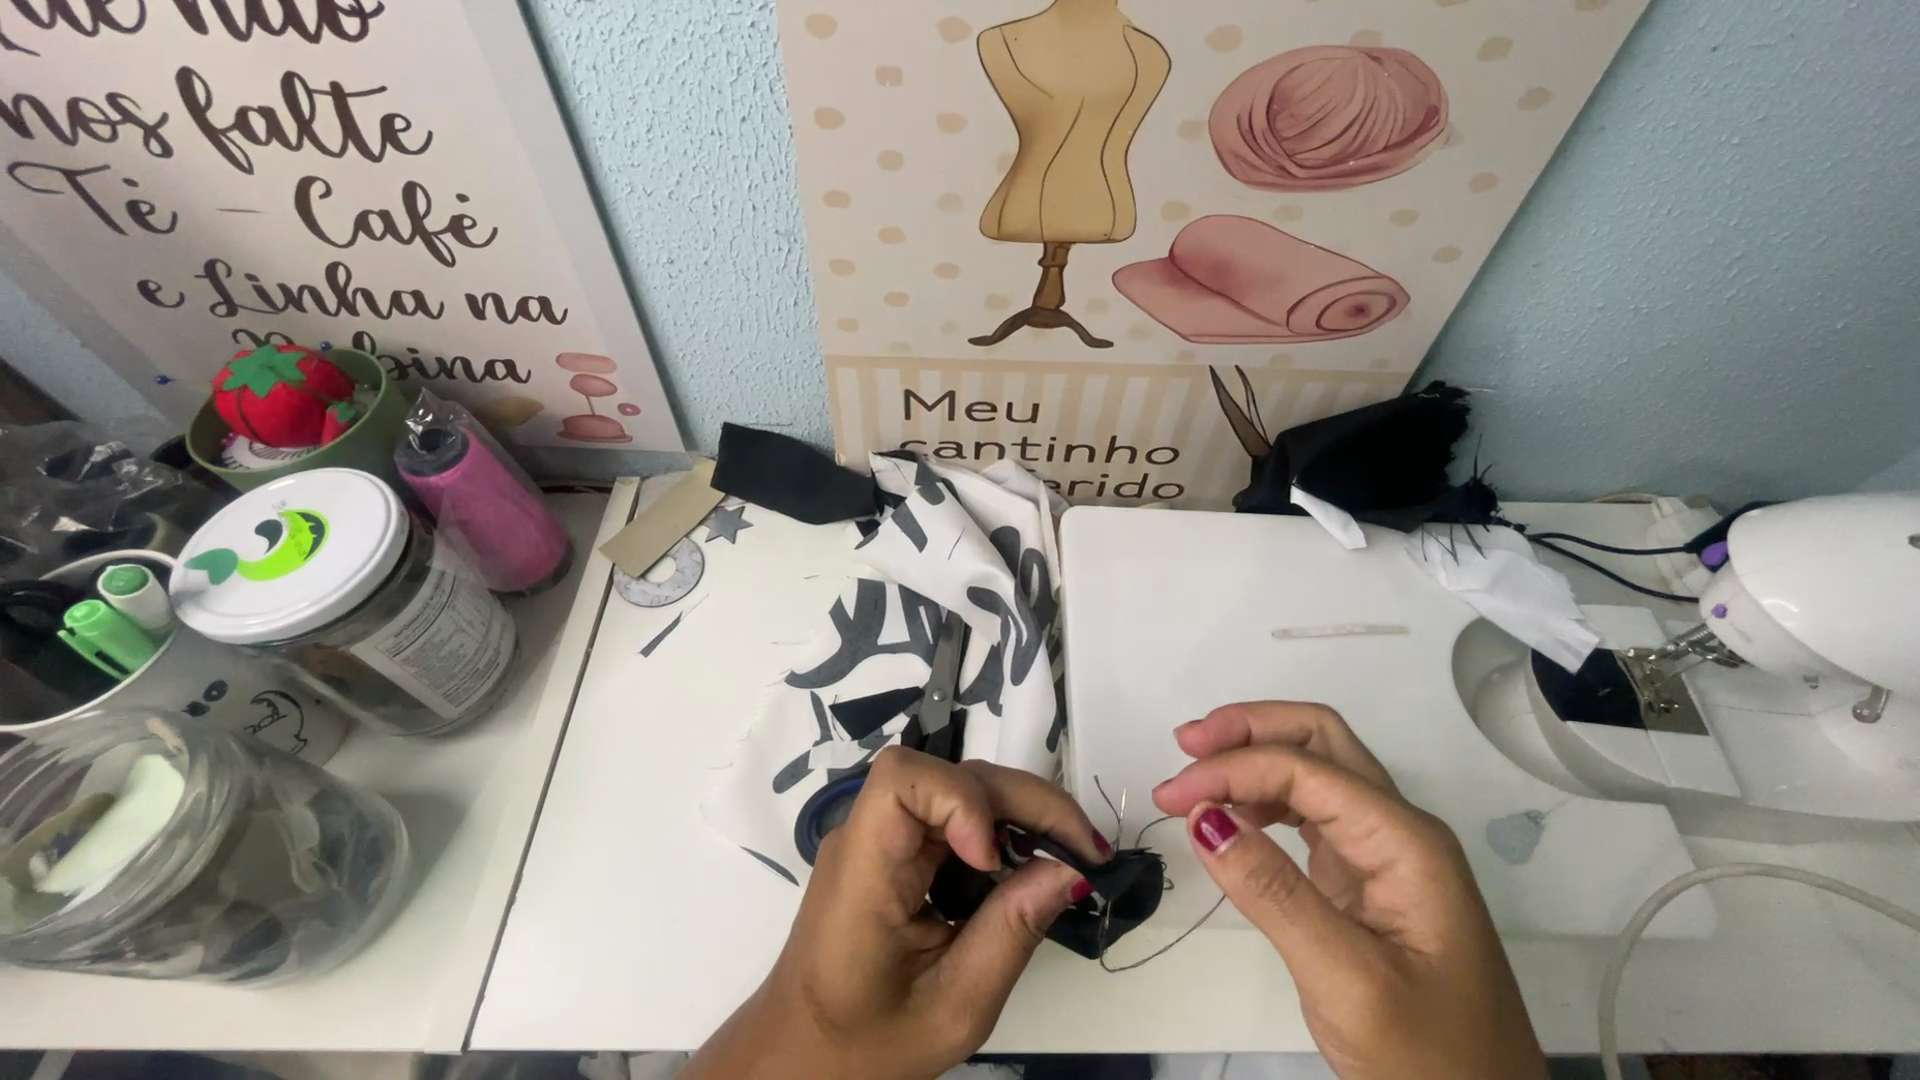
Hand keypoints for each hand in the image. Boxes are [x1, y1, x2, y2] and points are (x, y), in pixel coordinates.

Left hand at [686, 747, 1107, 1079]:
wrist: (805, 1055)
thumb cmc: (867, 1045)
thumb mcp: (954, 1009)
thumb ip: (1010, 933)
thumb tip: (1070, 869)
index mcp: (864, 872)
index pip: (902, 779)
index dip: (959, 798)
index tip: (992, 859)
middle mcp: (868, 836)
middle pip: (949, 776)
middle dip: (1023, 802)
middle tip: (1085, 850)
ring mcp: (882, 837)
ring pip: (960, 788)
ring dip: (1020, 813)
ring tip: (1068, 857)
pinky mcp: (898, 849)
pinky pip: (955, 816)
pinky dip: (1001, 832)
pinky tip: (1028, 868)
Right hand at [1153, 702, 1546, 1079]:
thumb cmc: (1429, 1059)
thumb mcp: (1348, 982)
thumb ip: (1273, 894)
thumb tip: (1203, 817)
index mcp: (1405, 842)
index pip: (1305, 768)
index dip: (1233, 768)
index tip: (1172, 798)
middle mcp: (1397, 830)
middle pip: (1320, 739)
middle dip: (1249, 729)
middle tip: (1185, 745)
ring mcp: (1381, 852)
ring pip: (1314, 767)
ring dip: (1252, 757)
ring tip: (1193, 777)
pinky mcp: (1362, 877)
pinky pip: (1308, 811)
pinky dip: (1261, 797)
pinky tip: (1230, 815)